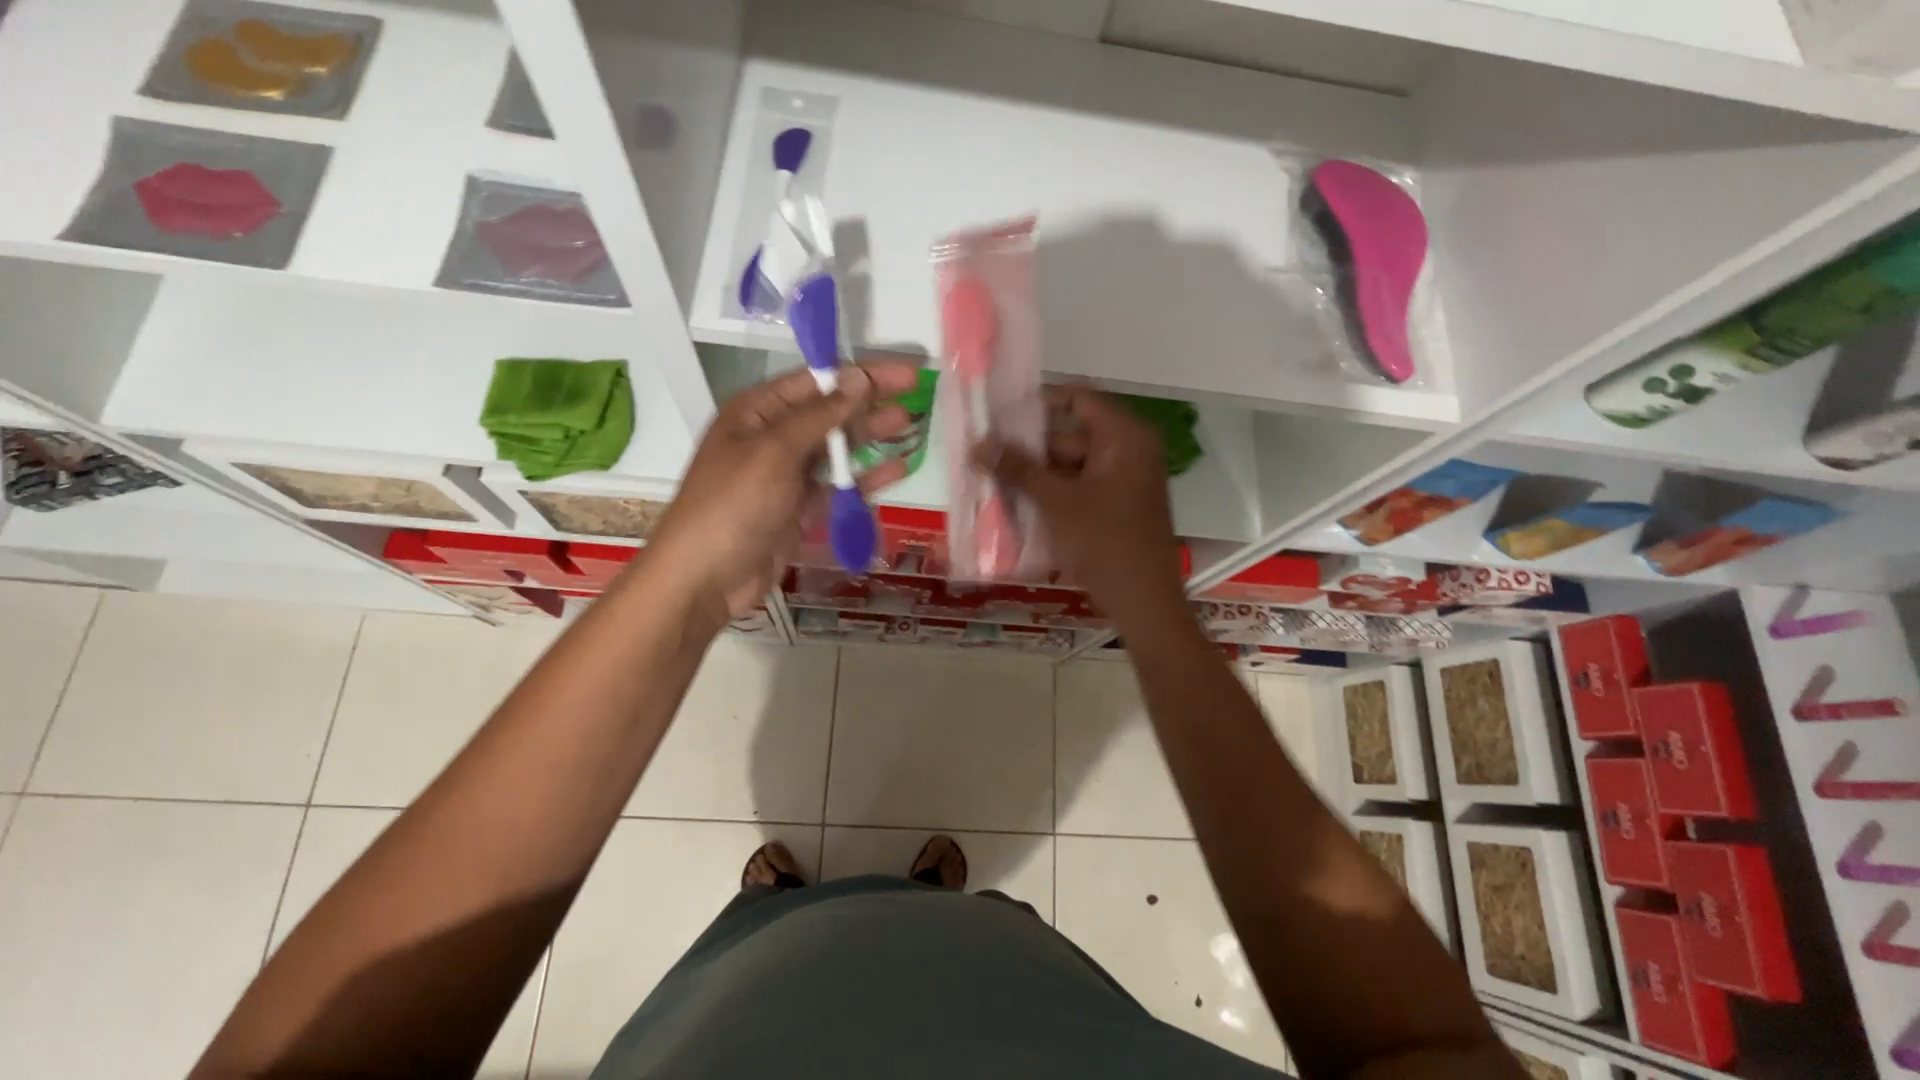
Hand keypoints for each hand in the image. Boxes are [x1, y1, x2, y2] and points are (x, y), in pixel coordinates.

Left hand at [646, 357, 921, 622]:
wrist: (704, 578)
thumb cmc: (732, 505)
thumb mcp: (775, 452)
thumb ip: (821, 415)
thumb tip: (859, 378)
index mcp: (757, 411)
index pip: (817, 381)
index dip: (862, 374)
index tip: (905, 373)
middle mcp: (772, 436)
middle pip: (830, 411)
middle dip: (871, 402)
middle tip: (918, 394)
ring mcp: (785, 475)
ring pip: (836, 448)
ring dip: (870, 435)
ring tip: (911, 425)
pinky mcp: (798, 509)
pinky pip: (837, 486)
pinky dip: (865, 478)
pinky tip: (897, 469)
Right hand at [975, 385, 1188, 625]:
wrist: (1144, 602)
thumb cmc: (1104, 542)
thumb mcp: (1055, 502)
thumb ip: (1017, 469)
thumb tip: (978, 444)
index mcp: (1124, 436)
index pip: (1077, 398)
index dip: (1037, 403)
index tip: (999, 414)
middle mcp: (1130, 450)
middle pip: (1071, 434)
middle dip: (1029, 447)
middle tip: (985, 452)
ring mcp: (1126, 480)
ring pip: (1072, 464)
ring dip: (1036, 474)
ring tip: (991, 478)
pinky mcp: (1119, 506)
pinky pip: (1080, 487)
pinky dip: (1053, 493)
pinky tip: (1017, 503)